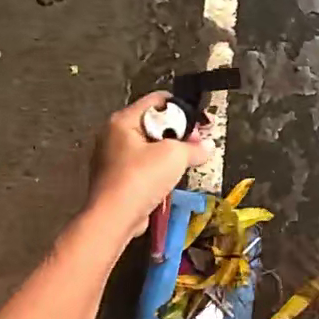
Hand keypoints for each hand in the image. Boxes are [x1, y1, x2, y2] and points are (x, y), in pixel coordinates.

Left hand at [87, 92, 215, 236]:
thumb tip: (207, 147)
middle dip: (178, 134)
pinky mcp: (116, 179)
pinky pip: (142, 167)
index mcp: (122, 120)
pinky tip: (169, 180)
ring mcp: (112, 158)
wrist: (115, 217)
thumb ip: (194, 147)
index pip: (157, 101)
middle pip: (153, 124)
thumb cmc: (140, 179)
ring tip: (185, 163)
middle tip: (196, 145)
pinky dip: (157, 170)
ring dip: (169, 155)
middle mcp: (113, 135)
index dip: (183, 110)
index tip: (201, 125)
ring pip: (149, 147)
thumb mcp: (174, 156)